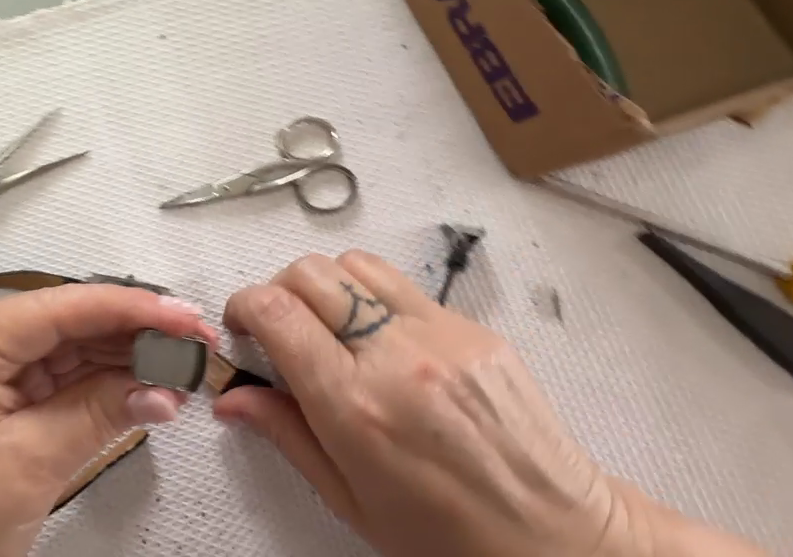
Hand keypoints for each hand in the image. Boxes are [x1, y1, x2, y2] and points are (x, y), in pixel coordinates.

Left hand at [0, 284, 218, 556]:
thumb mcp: (28, 463)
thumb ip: (96, 414)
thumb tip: (163, 389)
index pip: (57, 307)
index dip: (123, 305)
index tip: (180, 314)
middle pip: (70, 319)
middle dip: (135, 327)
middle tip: (198, 339)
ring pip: (77, 343)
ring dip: (131, 353)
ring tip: (187, 363)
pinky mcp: (15, 393)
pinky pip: (71, 374)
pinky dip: (113, 380)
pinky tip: (154, 385)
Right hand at [219, 251, 766, 556]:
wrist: (564, 544)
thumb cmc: (448, 540)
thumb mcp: (351, 501)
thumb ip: (285, 434)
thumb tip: (228, 396)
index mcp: (356, 408)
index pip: (275, 311)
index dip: (243, 306)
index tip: (241, 326)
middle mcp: (395, 358)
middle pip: (309, 272)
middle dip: (279, 289)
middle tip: (282, 326)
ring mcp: (440, 335)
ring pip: (354, 263)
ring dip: (326, 284)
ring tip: (331, 324)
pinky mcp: (474, 329)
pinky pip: (403, 286)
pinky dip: (374, 298)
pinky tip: (384, 340)